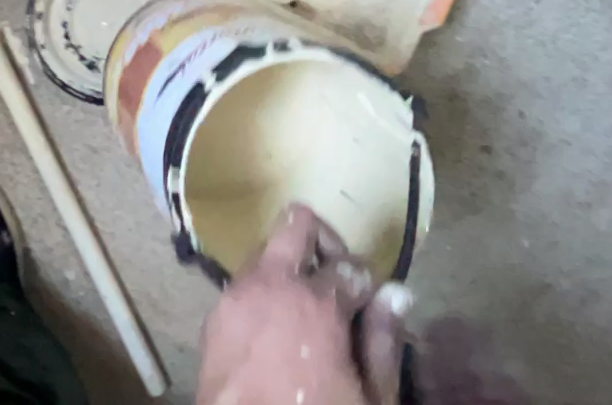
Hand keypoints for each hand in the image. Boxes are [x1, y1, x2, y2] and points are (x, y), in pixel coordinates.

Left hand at [196, 203, 412, 404]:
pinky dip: (265, 292)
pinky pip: (244, 283)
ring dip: (290, 267)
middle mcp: (271, 284)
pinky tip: (278, 331)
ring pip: (266, 251)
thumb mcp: (373, 400)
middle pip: (296, 223)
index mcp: (316, 303)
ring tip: (308, 311)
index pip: (350, 265)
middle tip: (339, 282)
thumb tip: (397, 291)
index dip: (368, 284)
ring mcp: (237, 294)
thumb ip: (385, 341)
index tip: (372, 308)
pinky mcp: (214, 313)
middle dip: (323, 241)